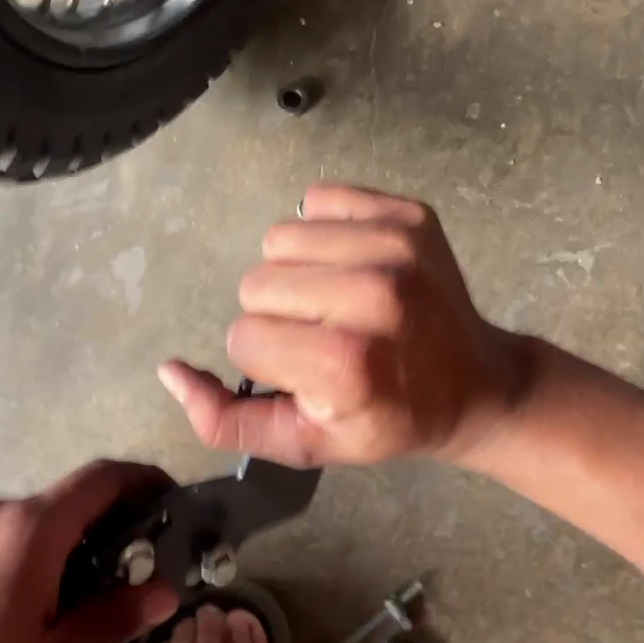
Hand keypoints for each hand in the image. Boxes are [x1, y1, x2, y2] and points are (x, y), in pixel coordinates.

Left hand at [0, 461, 180, 642]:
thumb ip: (112, 619)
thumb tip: (162, 591)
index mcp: (28, 530)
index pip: (101, 478)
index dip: (144, 480)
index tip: (173, 503)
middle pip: (67, 503)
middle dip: (109, 528)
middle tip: (137, 574)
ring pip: (32, 527)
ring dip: (68, 550)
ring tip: (87, 603)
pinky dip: (30, 563)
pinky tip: (31, 615)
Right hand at [158, 184, 535, 466]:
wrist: (475, 383)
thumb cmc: (388, 417)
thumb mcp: (306, 443)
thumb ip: (227, 421)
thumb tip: (168, 370)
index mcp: (347, 362)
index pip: (243, 337)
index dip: (268, 360)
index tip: (311, 371)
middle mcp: (373, 294)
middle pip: (255, 283)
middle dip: (277, 314)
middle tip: (325, 334)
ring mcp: (396, 246)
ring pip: (279, 239)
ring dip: (295, 271)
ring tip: (336, 299)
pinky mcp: (408, 212)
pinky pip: (317, 198)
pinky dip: (321, 231)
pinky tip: (352, 263)